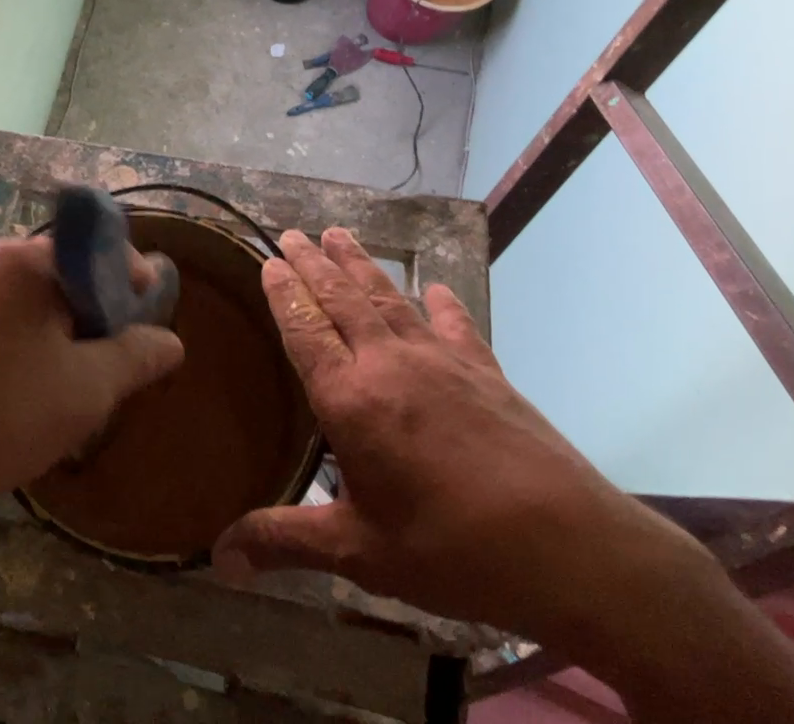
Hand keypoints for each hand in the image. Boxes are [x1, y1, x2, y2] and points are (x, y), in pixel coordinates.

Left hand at [0, 236, 184, 526]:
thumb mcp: (85, 392)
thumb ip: (135, 356)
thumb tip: (168, 340)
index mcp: (18, 260)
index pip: (94, 248)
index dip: (128, 283)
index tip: (139, 323)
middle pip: (50, 269)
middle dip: (80, 309)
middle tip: (93, 362)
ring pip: (10, 292)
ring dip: (38, 324)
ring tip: (47, 380)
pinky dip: (0, 334)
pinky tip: (0, 382)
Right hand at [213, 228, 712, 647]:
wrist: (575, 551)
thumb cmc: (452, 549)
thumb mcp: (358, 552)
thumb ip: (284, 541)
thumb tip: (219, 559)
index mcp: (350, 400)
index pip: (305, 329)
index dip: (283, 293)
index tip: (268, 260)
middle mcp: (392, 367)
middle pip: (343, 301)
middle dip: (314, 264)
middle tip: (293, 233)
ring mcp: (445, 365)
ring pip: (391, 301)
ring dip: (362, 266)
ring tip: (340, 235)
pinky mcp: (489, 376)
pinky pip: (455, 326)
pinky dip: (440, 303)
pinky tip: (435, 288)